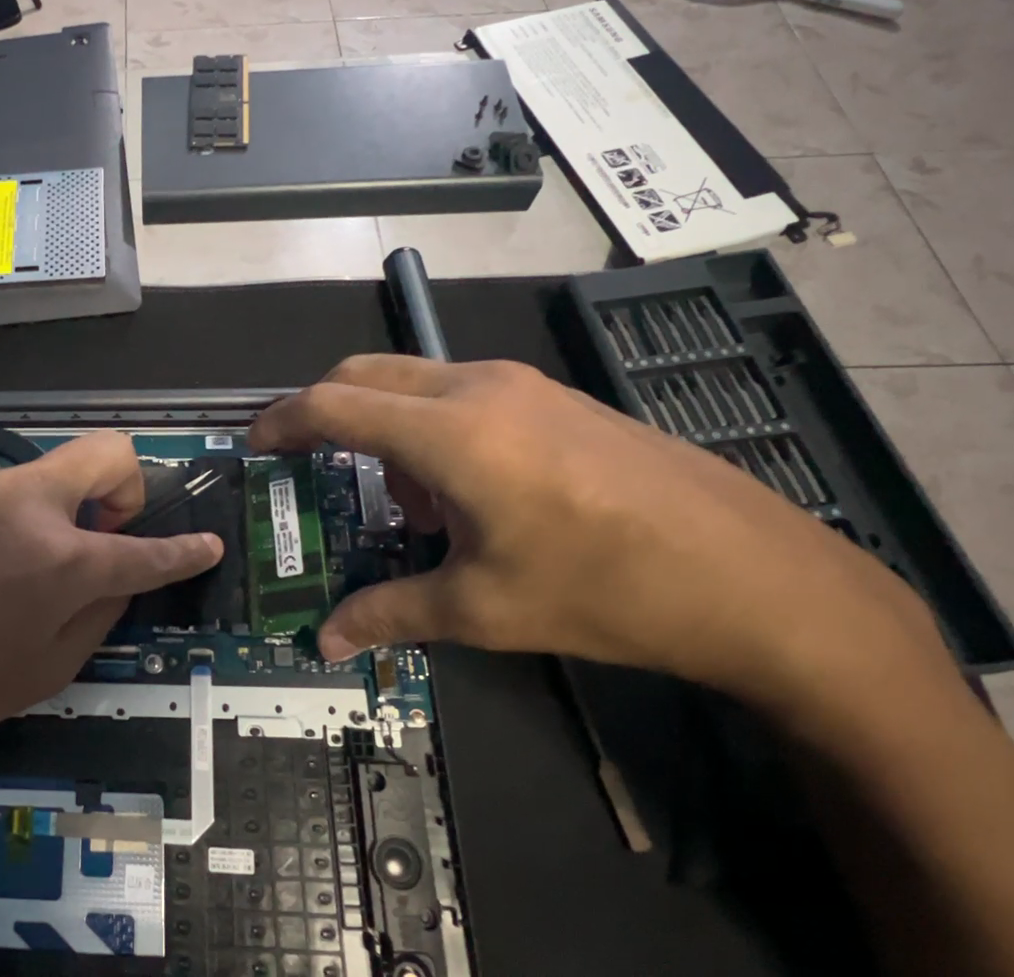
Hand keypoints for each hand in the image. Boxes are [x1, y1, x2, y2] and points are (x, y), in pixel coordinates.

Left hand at [0, 431, 223, 792]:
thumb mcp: (47, 669)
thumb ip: (101, 608)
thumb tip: (125, 574)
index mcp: (57, 559)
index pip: (144, 547)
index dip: (184, 550)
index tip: (206, 545)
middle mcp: (22, 502)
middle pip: (106, 451)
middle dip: (125, 490)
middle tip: (106, 539)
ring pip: (52, 470)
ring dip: (66, 506)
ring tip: (36, 565)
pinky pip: (6, 489)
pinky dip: (21, 515)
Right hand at [248, 355, 949, 710]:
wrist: (757, 577)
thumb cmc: (605, 591)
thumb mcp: (483, 609)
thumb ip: (390, 612)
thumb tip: (327, 640)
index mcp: (450, 434)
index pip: (335, 404)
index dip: (284, 421)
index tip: (256, 445)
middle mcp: (480, 388)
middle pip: (368, 373)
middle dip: (324, 410)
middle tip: (304, 459)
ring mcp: (525, 386)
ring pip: (417, 380)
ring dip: (385, 424)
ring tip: (404, 503)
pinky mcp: (559, 398)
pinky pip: (465, 393)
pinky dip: (432, 427)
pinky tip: (466, 493)